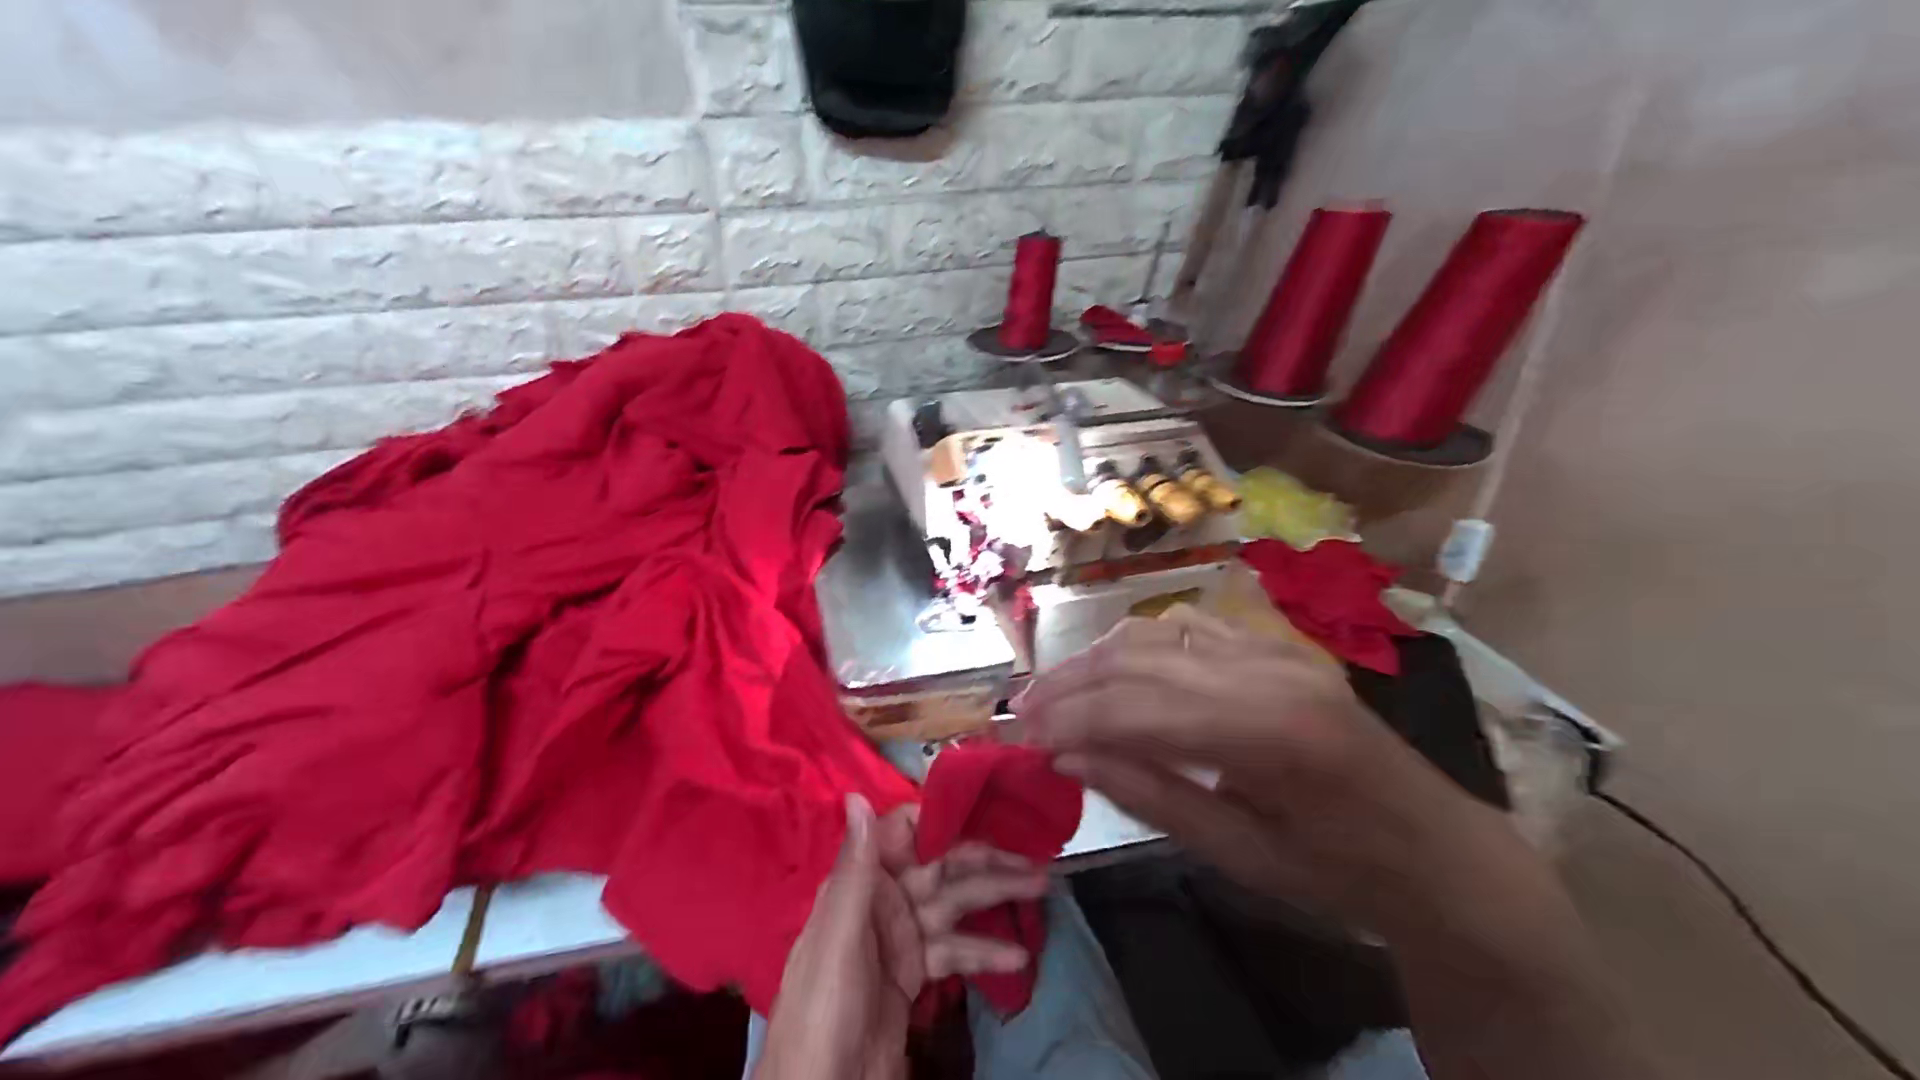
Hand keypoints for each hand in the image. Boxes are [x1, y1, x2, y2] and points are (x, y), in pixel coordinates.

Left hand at [755, 795, 1047, 1079]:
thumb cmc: (823, 1009)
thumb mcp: (838, 938)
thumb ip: (855, 870)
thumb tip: (856, 796)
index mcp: (860, 884)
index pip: (903, 835)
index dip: (941, 821)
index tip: (984, 807)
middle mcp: (882, 902)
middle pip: (940, 871)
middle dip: (984, 864)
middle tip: (1033, 861)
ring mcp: (900, 940)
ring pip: (953, 907)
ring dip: (994, 899)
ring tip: (1039, 892)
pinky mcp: (914, 976)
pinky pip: (954, 951)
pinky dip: (984, 952)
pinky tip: (1017, 957)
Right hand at [1012, 605, 1521, 939]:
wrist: (1438, 849)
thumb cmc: (1341, 873)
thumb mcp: (1238, 854)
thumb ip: (1148, 795)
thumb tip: (1067, 757)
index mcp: (1268, 732)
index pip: (1137, 708)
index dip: (1069, 718)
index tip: (1022, 738)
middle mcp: (1268, 670)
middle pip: (1137, 658)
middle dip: (1069, 683)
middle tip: (1022, 710)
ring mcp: (1274, 649)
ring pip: (1157, 632)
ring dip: (1096, 658)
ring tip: (1055, 690)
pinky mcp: (1277, 645)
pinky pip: (1191, 626)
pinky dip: (1141, 644)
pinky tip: (1116, 670)